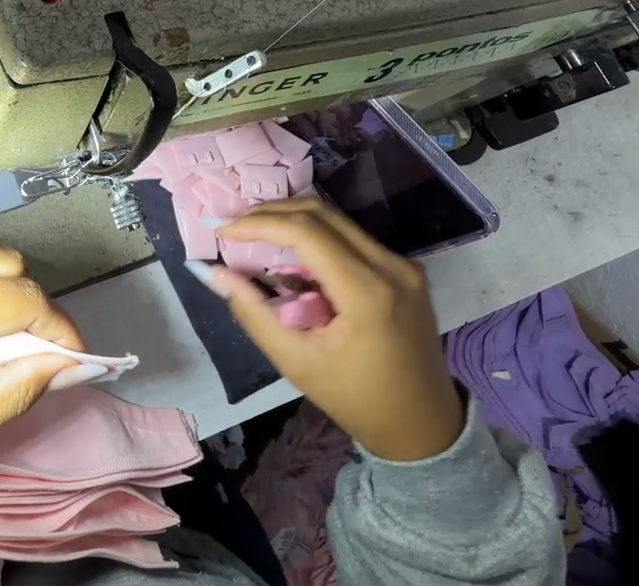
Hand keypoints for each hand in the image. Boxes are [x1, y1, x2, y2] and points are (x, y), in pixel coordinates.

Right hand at [198, 200, 464, 460]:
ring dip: (291, 221)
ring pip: (336, 220)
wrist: (423, 425)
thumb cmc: (356, 399)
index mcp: (368, 293)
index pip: (305, 233)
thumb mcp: (296, 362)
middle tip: (233, 225)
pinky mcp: (403, 269)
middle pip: (321, 215)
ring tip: (253, 234)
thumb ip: (253, 312)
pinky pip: (350, 236)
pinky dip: (314, 236)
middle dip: (271, 213)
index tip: (222, 230)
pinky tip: (288, 252)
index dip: (259, 224)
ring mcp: (403, 265)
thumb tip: (215, 272)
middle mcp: (392, 267)